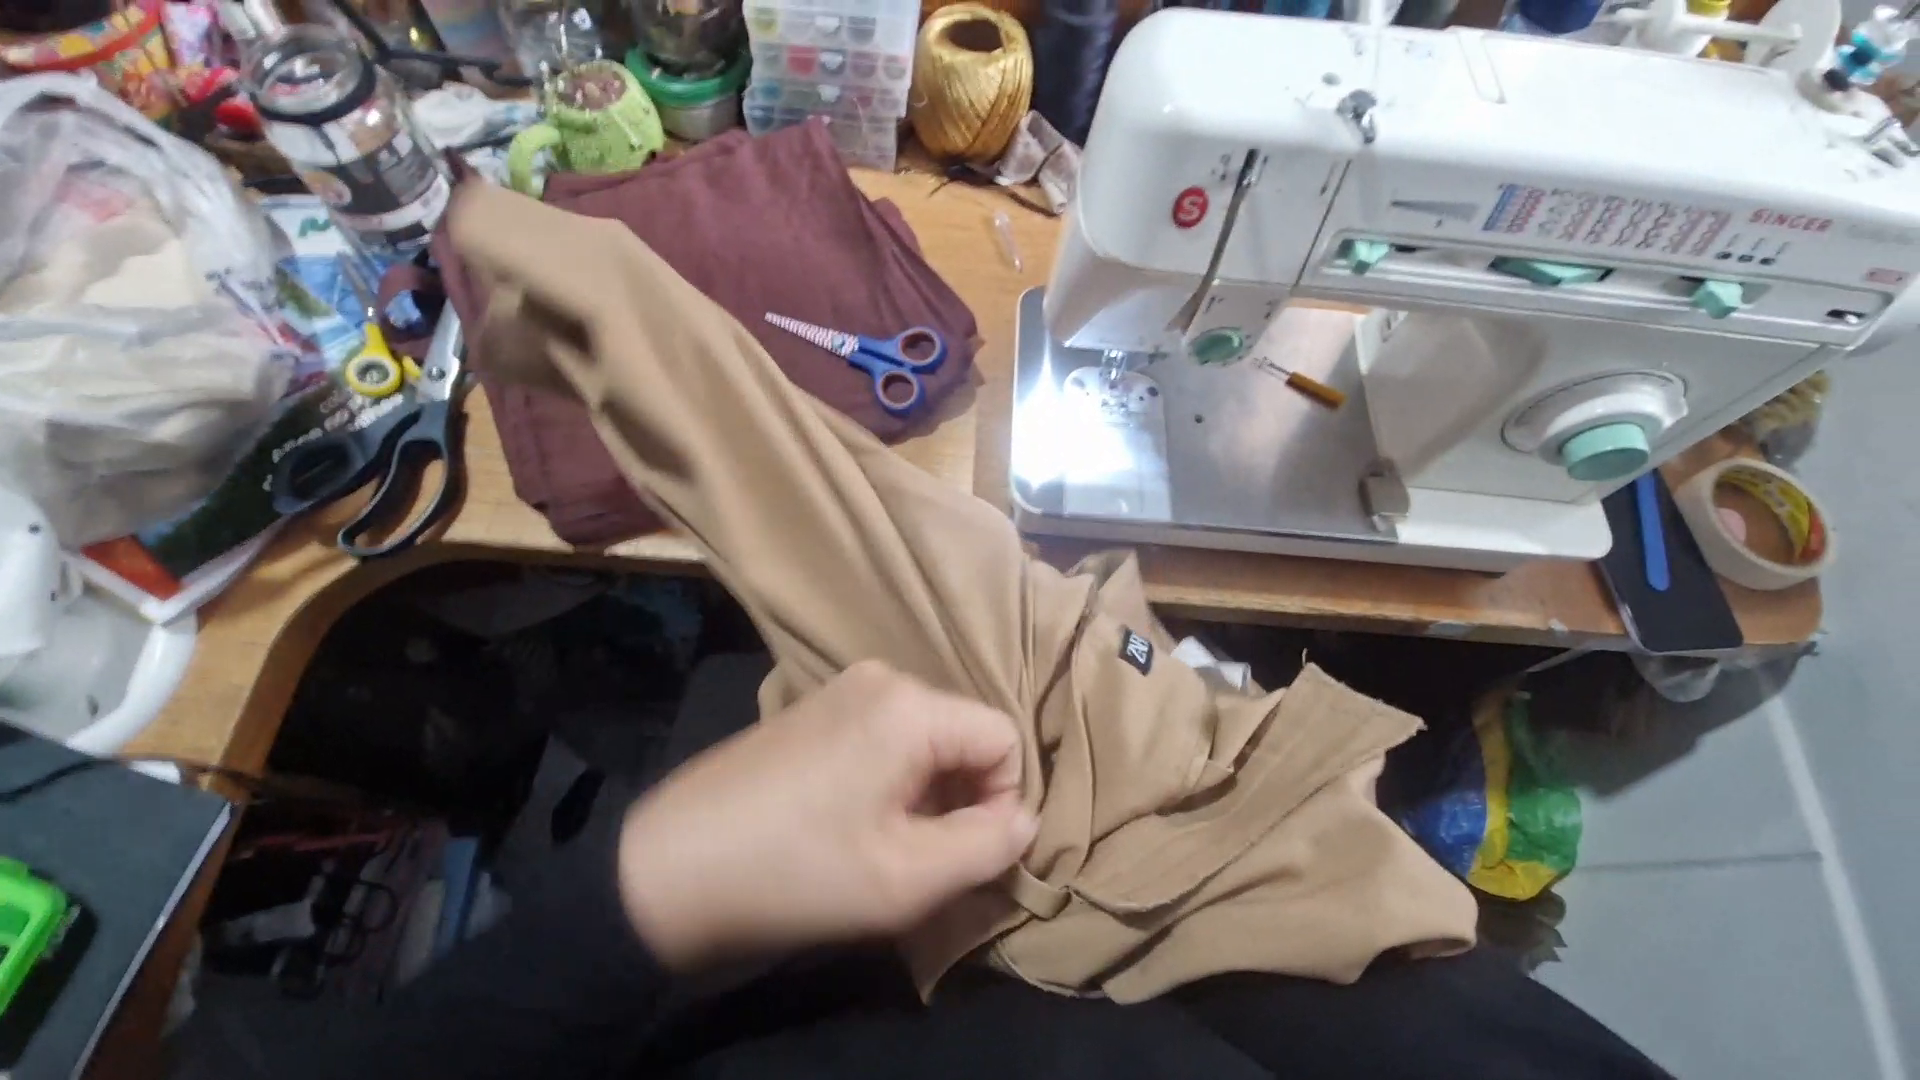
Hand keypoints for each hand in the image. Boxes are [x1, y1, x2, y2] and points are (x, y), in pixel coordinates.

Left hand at [617, 661, 1036, 969]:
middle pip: (964, 733)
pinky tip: (852, 818)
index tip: (964, 853)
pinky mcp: (815, 706)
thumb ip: (987, 846)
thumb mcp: (907, 877)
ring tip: (885, 842)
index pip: (1004, 738)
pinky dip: (892, 777)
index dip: (1002, 800)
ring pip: (927, 736)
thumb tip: (1025, 819)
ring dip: (927, 791)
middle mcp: (882, 677)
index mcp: (910, 705)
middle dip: (963, 796)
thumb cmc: (798, 871)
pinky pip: (886, 734)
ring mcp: (842, 687)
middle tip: (923, 855)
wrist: (669, 865)